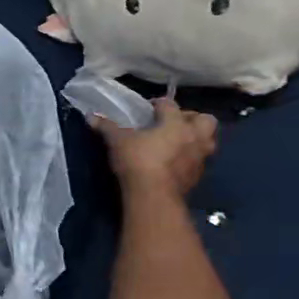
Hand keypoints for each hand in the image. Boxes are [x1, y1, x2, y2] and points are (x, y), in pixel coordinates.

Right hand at [93, 97, 217, 198]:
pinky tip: (173, 160)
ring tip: (176, 141)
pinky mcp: (198, 175)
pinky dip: (189, 156)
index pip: (170, 105)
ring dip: (196, 137)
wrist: (154, 195)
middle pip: (205, 119)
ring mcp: (199, 157)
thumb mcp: (117, 141)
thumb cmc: (137, 160)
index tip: (146, 109)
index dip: (158, 104)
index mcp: (176, 124)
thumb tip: (90, 116)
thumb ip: (106, 127)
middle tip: (171, 123)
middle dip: (191, 118)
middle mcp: (194, 137)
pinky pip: (199, 159)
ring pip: (208, 140)